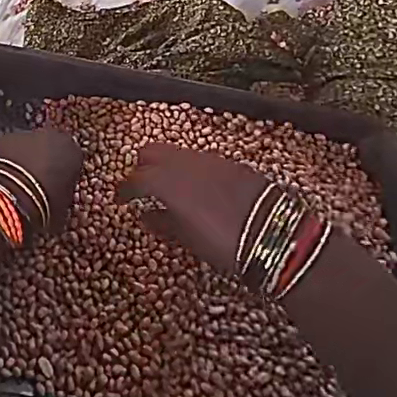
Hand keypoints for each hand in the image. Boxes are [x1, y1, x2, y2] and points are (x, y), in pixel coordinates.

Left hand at [0, 128, 80, 234]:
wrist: (10, 195)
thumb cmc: (44, 205)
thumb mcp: (63, 210)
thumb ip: (63, 199)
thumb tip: (58, 204)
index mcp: (73, 152)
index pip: (73, 160)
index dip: (64, 174)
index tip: (57, 188)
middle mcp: (54, 136)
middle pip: (51, 147)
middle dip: (45, 160)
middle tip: (36, 182)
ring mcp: (27, 134)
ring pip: (29, 145)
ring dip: (25, 158)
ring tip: (16, 181)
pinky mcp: (5, 136)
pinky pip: (9, 148)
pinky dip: (7, 158)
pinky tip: (2, 175)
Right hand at [120, 144, 267, 273]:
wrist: (276, 235)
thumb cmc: (225, 244)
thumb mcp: (188, 238)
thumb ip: (162, 222)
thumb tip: (144, 215)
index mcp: (167, 181)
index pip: (135, 179)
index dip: (124, 189)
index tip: (120, 199)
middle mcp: (185, 162)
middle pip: (151, 152)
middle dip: (141, 167)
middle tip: (141, 189)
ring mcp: (209, 158)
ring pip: (176, 152)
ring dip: (166, 166)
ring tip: (168, 189)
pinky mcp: (230, 162)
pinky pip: (199, 159)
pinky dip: (189, 169)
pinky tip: (196, 188)